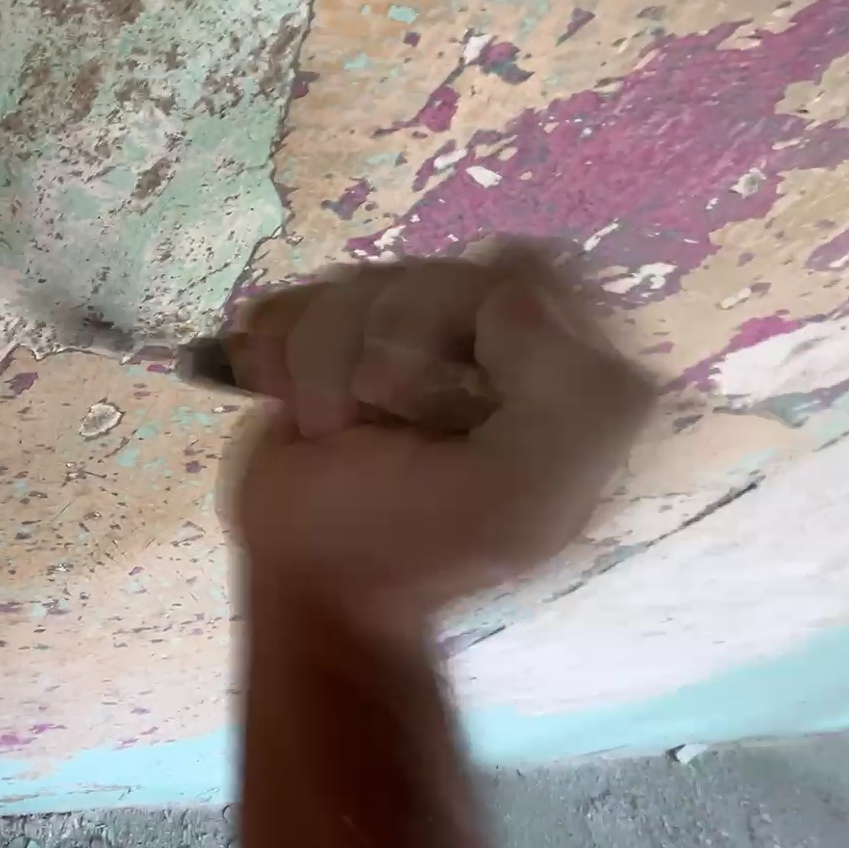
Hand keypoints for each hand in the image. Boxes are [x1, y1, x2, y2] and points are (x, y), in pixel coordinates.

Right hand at [225, 250, 653, 628]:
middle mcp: (481, 341)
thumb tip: (512, 296)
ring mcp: (396, 336)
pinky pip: (291, 302)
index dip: (463, 325)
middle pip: (423, 273)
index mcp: (556, 372)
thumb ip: (575, 399)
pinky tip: (281, 398)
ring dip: (314, 365)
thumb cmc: (409, 547)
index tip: (425, 402)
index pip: (520, 276)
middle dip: (373, 352)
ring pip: (348, 285)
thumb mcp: (519, 498)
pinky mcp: (325, 342)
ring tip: (321, 429)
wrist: (310, 574)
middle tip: (364, 424)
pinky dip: (273, 353)